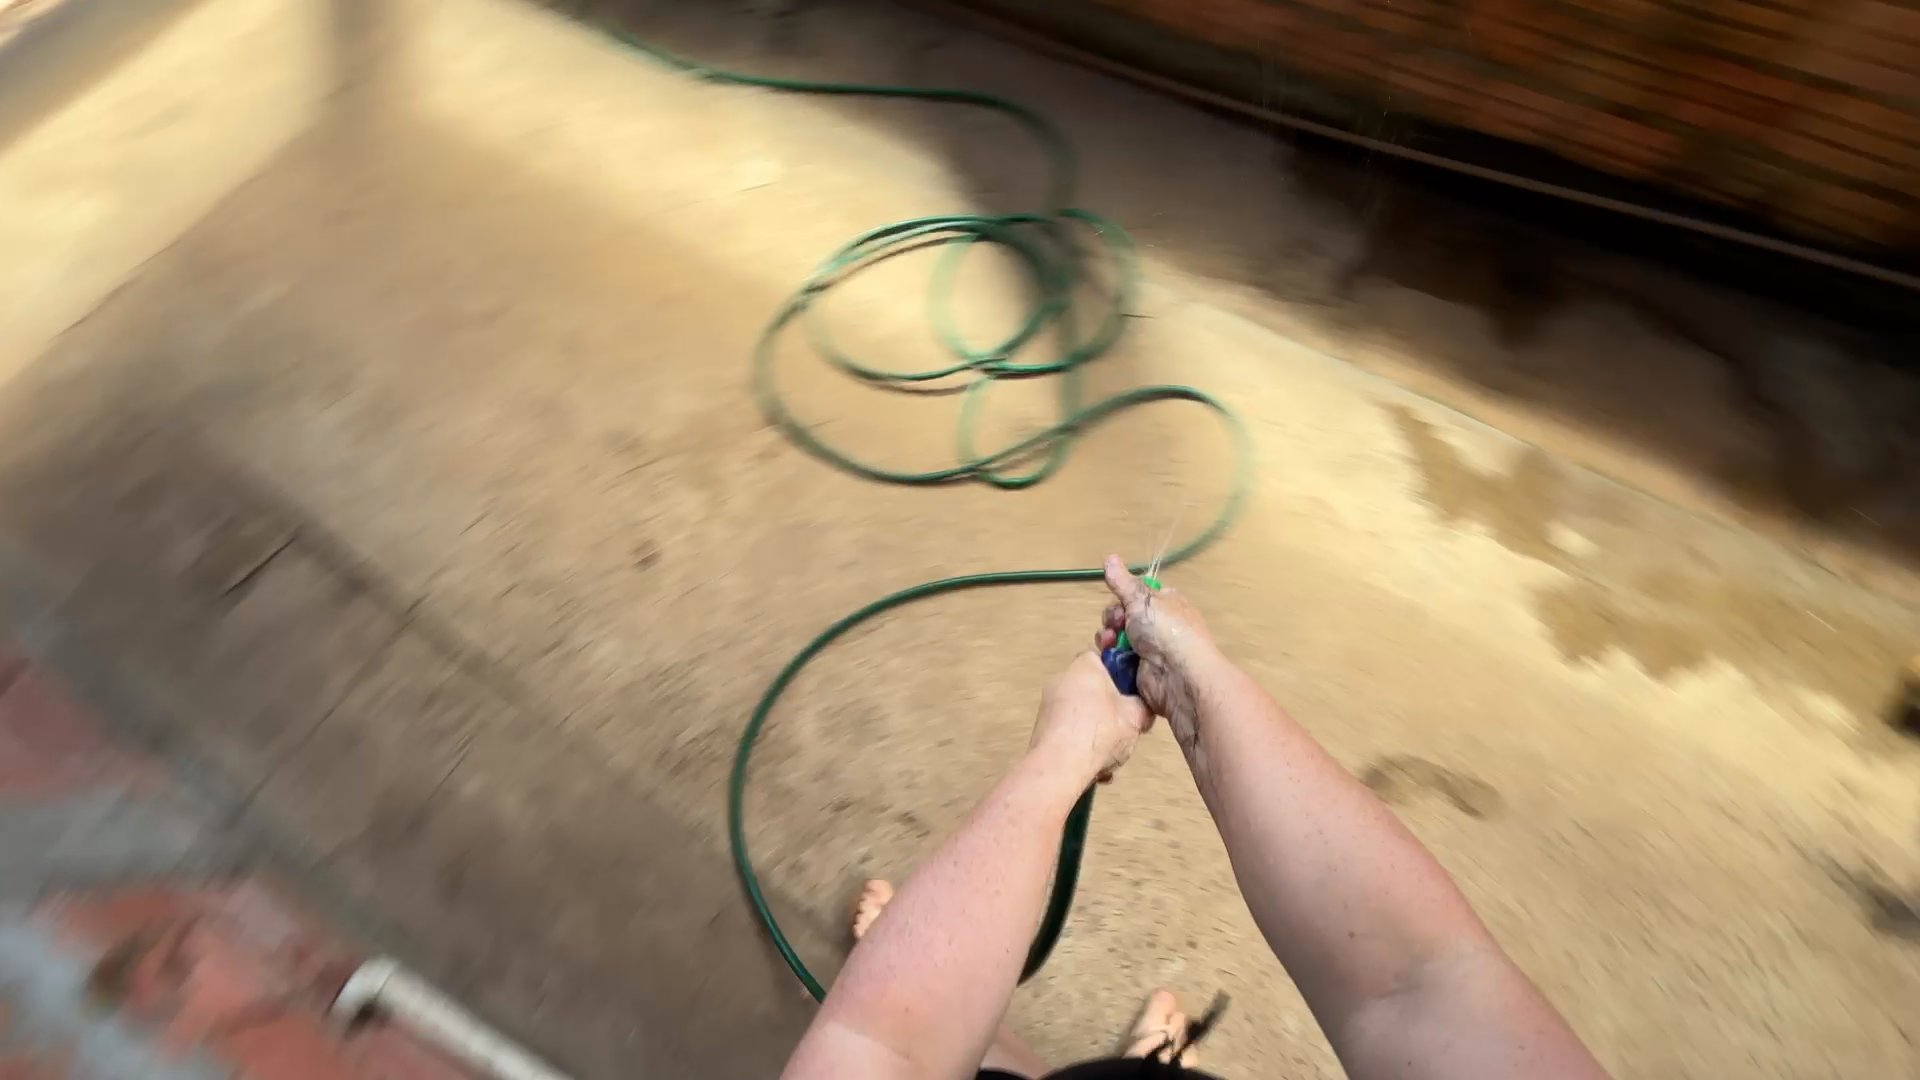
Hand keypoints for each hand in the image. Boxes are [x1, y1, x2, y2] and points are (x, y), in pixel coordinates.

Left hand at [1030, 651, 1153, 785]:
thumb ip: (1142, 705)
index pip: (1104, 658)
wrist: (1058, 766)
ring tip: (1109, 758)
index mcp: (1084, 666)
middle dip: (1109, 711)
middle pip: (1093, 690)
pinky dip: (1082, 747)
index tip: (1131, 697)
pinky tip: (1094, 768)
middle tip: (1123, 730)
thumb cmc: (1100, 732)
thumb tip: (1140, 705)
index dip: (1121, 676)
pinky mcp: (1042, 727)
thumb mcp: (1136, 717)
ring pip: (1083, 716)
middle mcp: (1062, 679)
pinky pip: (1070, 733)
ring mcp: (1049, 704)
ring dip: (1097, 735)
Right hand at [1095, 555, 1218, 752]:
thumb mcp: (1142, 599)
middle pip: (1122, 615)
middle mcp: (1158, 625)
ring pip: (1116, 637)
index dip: (1123, 598)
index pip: (1136, 595)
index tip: (1119, 602)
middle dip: (1112, 619)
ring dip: (1108, 638)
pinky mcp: (1139, 670)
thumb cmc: (1166, 630)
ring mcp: (1149, 649)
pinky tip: (1109, 657)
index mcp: (1165, 604)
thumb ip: (1122, 581)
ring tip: (1111, 643)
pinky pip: (1116, 659)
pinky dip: (1110, 657)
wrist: (1179, 676)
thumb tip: (1110, 557)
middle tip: (1117, 624)